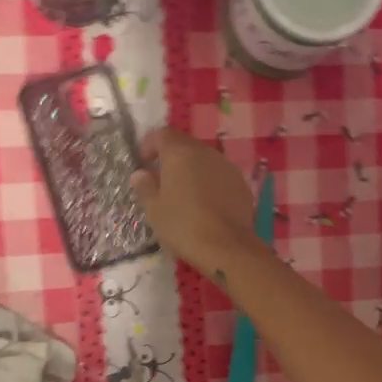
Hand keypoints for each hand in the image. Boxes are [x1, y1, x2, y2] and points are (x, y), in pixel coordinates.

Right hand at [130, 128, 260, 281]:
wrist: (226, 247)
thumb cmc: (183, 226)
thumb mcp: (154, 210)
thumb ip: (145, 187)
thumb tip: (140, 174)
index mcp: (180, 153)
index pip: (163, 134)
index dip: (150, 144)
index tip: (144, 162)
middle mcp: (205, 152)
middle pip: (185, 145)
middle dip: (171, 157)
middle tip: (162, 179)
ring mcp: (226, 166)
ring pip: (204, 159)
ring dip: (192, 169)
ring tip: (184, 193)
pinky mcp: (241, 183)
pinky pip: (219, 175)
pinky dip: (209, 182)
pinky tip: (205, 203)